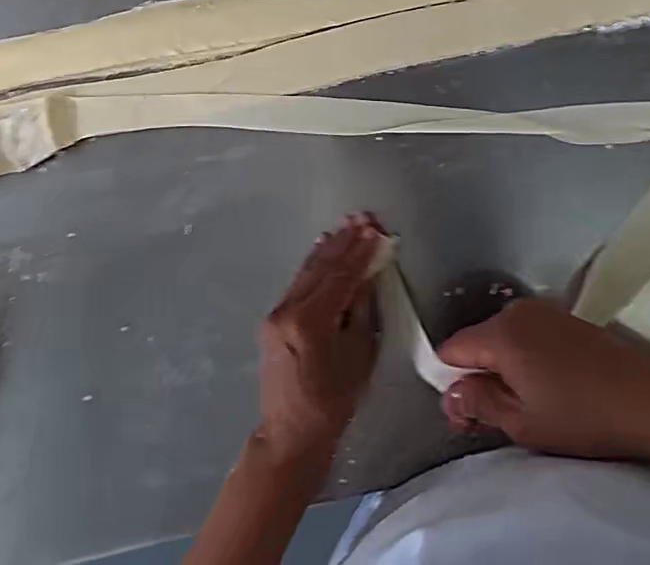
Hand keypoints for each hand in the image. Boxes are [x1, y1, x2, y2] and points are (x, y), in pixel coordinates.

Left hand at [255, 214, 384, 459]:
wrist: (290, 433)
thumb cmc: (333, 400)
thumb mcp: (359, 353)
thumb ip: (361, 308)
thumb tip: (367, 273)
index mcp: (310, 322)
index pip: (341, 276)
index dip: (361, 252)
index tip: (377, 230)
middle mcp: (288, 311)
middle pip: (322, 267)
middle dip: (345, 241)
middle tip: (364, 217)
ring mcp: (276, 313)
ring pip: (308, 270)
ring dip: (330, 247)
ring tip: (347, 224)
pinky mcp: (272, 319)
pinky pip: (299, 282)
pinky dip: (314, 263)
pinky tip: (324, 246)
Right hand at [436, 298, 649, 460]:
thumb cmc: (583, 414)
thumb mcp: (522, 422)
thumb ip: (479, 403)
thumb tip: (452, 393)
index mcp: (502, 333)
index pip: (452, 348)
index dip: (450, 382)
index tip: (464, 414)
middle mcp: (520, 311)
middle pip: (478, 340)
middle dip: (477, 375)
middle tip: (493, 417)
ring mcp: (545, 310)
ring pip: (504, 338)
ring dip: (503, 367)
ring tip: (526, 405)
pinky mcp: (567, 317)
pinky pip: (528, 334)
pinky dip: (526, 358)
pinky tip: (548, 386)